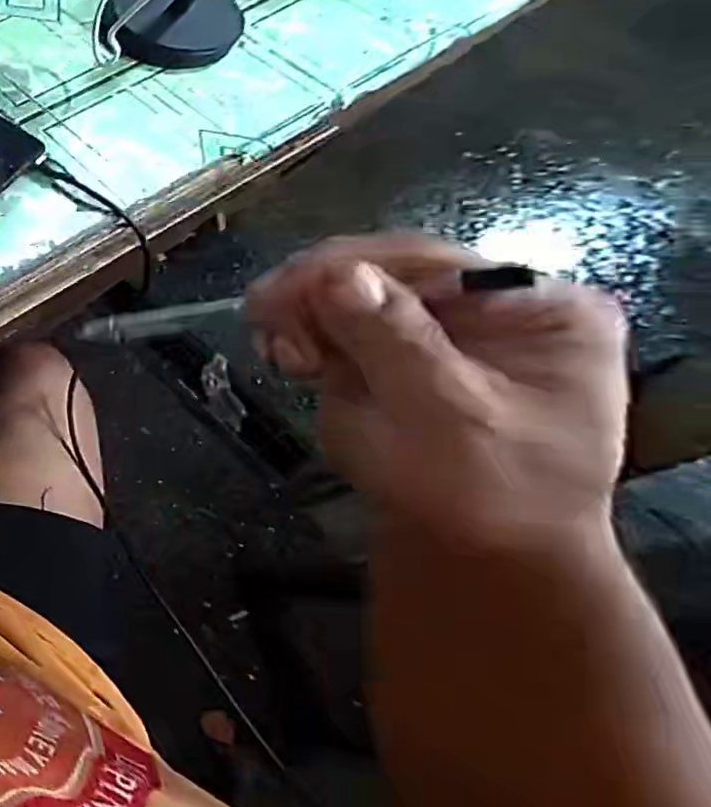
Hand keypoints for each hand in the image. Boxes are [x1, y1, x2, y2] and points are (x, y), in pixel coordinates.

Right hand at [245, 234, 627, 551]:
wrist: (473, 547)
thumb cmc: (481, 489)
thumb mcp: (445, 415)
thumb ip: (395, 341)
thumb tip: (340, 273)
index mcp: (533, 306)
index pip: (424, 259)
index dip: (344, 272)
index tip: (279, 302)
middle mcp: (482, 302)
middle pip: (374, 266)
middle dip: (310, 297)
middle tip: (273, 339)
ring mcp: (428, 323)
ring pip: (336, 287)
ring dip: (294, 315)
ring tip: (287, 361)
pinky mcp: (382, 344)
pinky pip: (323, 315)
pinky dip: (292, 330)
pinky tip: (289, 360)